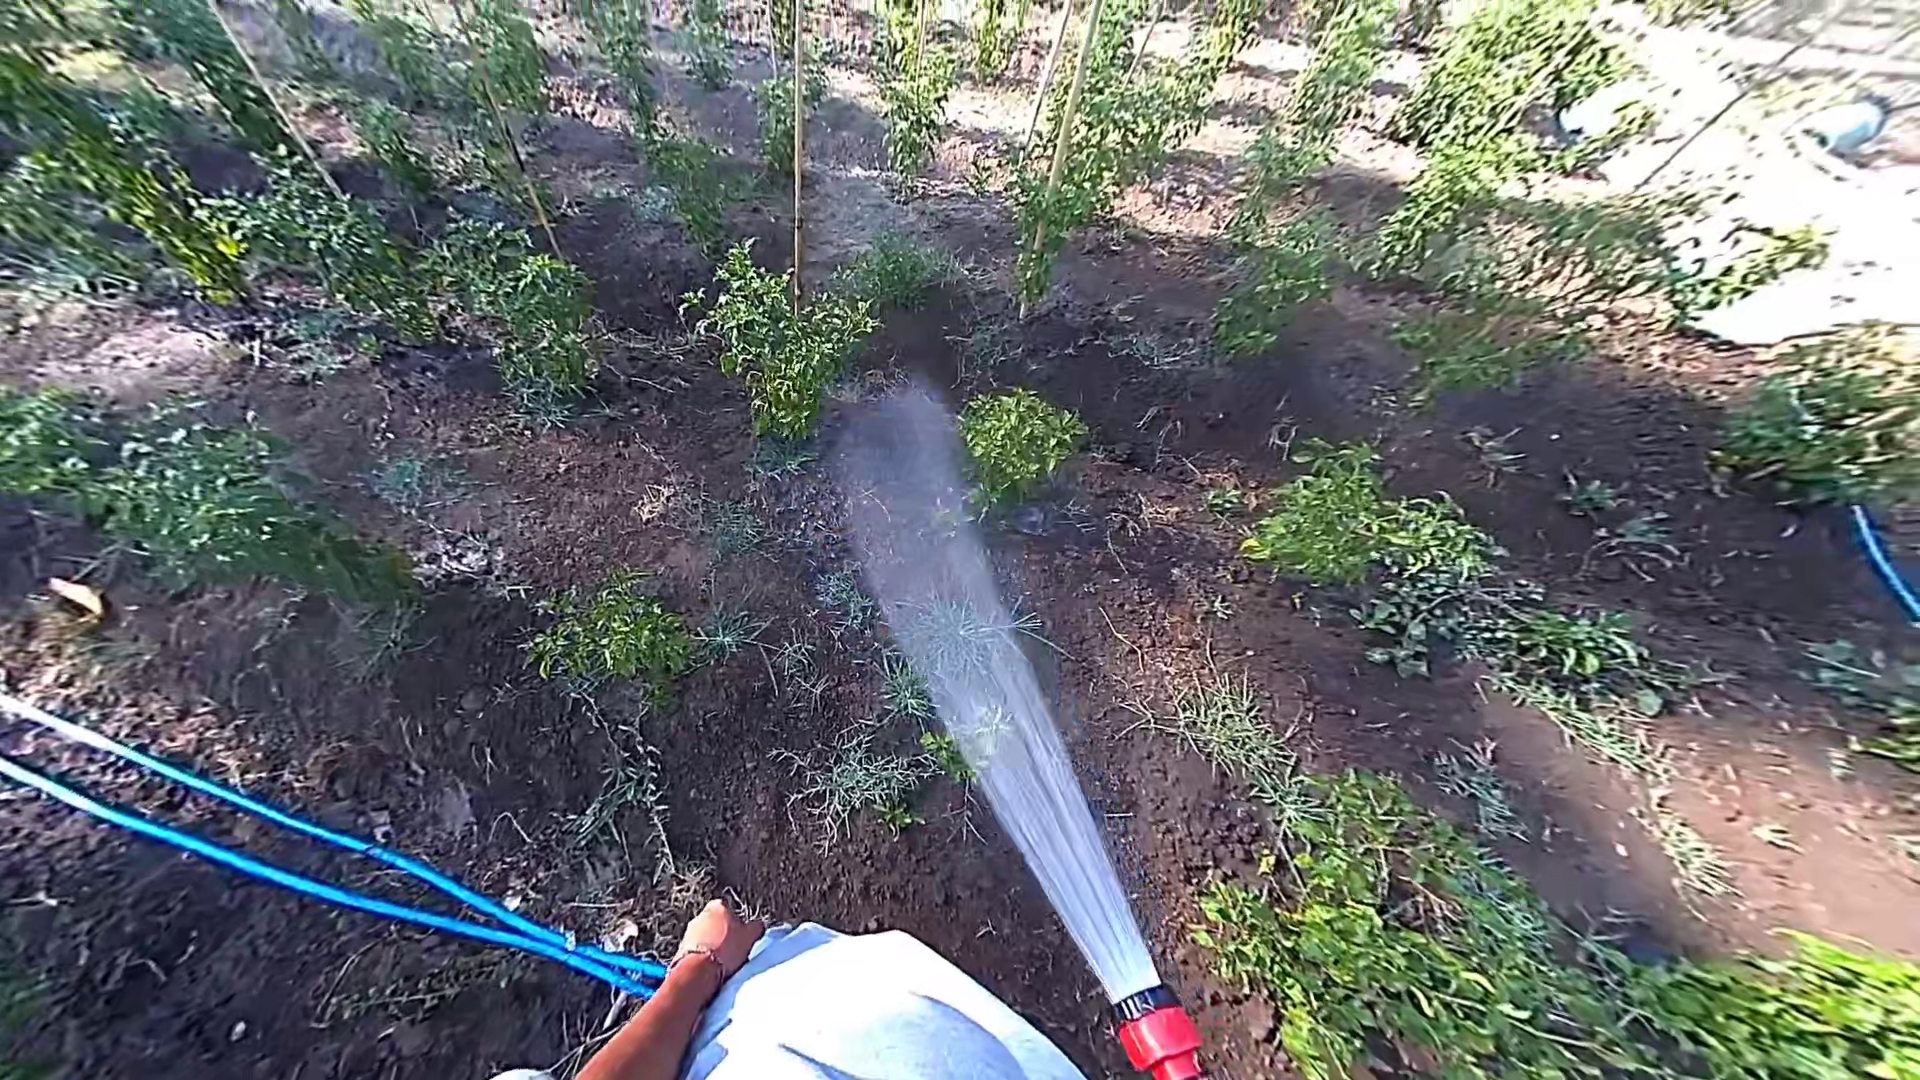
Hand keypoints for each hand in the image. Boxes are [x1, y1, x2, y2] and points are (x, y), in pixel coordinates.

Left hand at [675, 899, 763, 980]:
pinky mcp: (679, 952)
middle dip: (722, 935)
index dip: (737, 924)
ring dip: (710, 948)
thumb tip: (758, 926)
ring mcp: (687, 934)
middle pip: (715, 924)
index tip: (741, 937)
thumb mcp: (750, 936)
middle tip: (732, 950)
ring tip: (720, 963)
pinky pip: (695, 953)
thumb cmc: (725, 950)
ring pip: (704, 939)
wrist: (698, 973)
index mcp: (718, 905)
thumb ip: (755, 927)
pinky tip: (709, 970)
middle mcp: (700, 915)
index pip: (730, 910)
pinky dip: (701, 959)